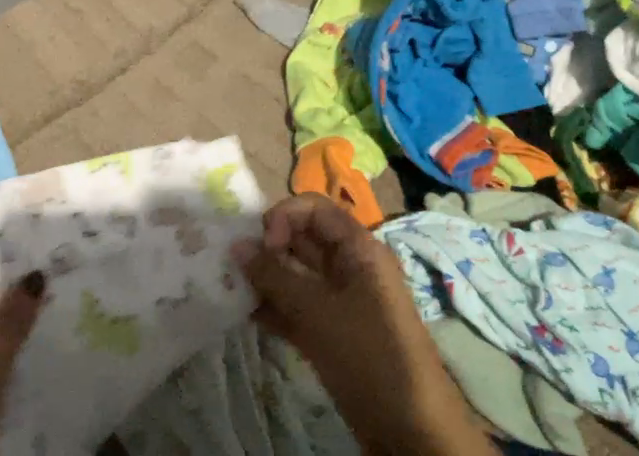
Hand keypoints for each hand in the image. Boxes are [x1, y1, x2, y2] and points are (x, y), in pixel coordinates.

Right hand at [234, 194, 494, 455]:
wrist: (410, 428)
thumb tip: (235, 245)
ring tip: (229, 285)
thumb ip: (274, 275)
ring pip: (294, 274)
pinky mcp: (328, 332)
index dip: (284, 216)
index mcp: (358, 249)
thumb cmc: (368, 352)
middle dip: (266, 246)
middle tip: (231, 262)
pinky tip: (242, 312)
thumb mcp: (318, 310)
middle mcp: (348, 267)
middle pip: (301, 239)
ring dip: (263, 278)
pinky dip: (271, 307)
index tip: (265, 243)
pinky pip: (294, 307)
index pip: (314, 209)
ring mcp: (338, 301)